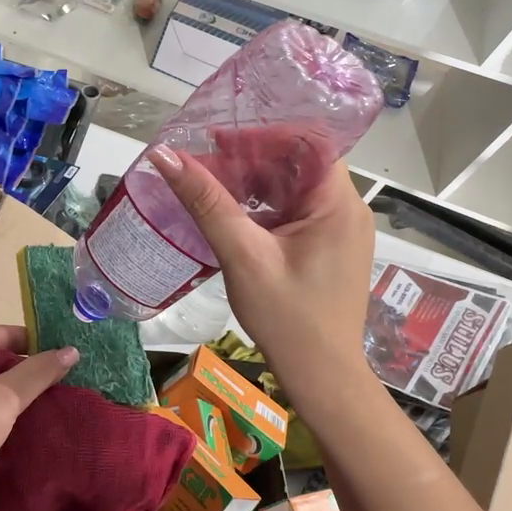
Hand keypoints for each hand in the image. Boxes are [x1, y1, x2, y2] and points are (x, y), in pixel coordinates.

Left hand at [0, 325, 76, 498]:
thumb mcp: (6, 397)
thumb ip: (38, 373)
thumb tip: (71, 349)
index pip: (3, 332)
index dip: (34, 339)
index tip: (63, 352)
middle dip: (27, 365)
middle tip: (62, 376)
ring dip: (15, 387)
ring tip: (48, 396)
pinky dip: (0, 404)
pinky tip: (19, 418)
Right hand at [148, 145, 373, 387]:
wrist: (322, 377)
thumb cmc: (288, 317)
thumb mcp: (243, 256)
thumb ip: (206, 202)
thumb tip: (165, 156)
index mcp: (338, 204)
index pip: (310, 142)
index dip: (265, 133)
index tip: (220, 139)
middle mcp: (346, 210)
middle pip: (300, 162)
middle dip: (251, 156)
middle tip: (204, 161)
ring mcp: (338, 230)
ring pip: (294, 186)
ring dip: (253, 181)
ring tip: (209, 184)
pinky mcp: (326, 248)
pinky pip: (293, 210)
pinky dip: (262, 205)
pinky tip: (229, 214)